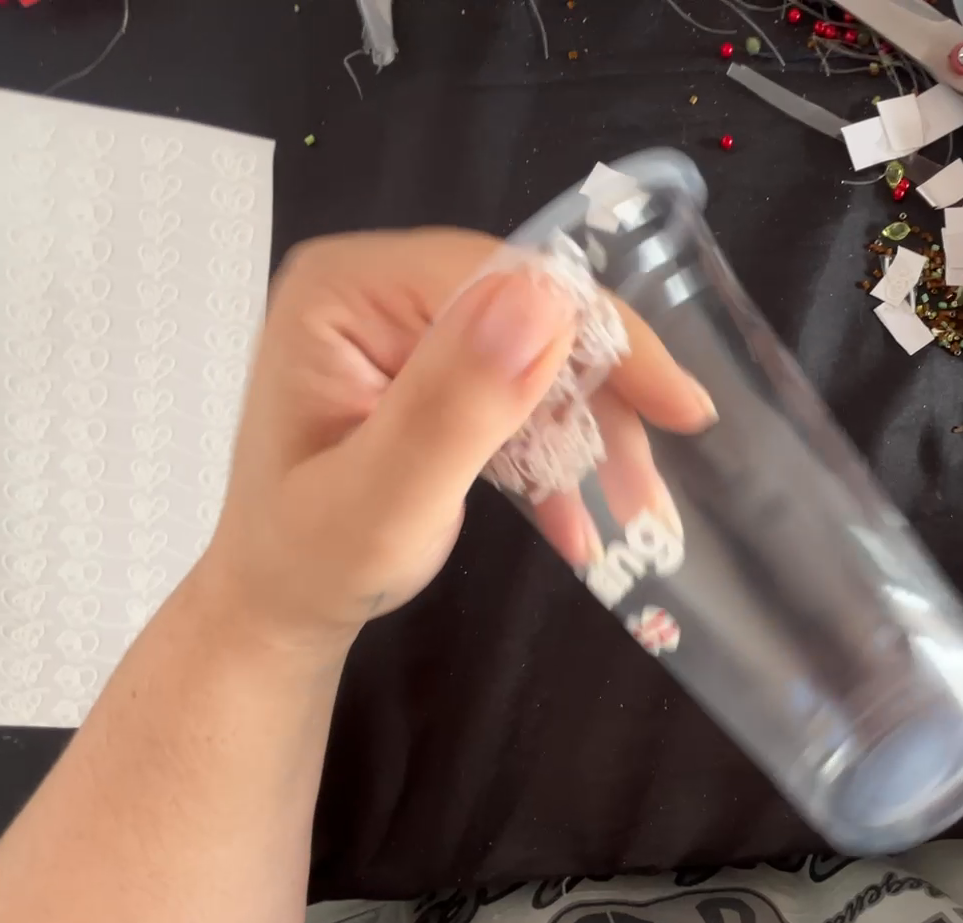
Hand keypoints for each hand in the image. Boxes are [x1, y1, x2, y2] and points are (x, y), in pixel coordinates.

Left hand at [195, 229, 712, 652]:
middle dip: (605, 406)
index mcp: (352, 290)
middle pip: (535, 319)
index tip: (678, 408)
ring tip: (635, 523)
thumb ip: (455, 405)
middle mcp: (387, 295)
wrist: (284, 605)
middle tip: (658, 485)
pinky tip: (581, 527)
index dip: (602, 335)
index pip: (506, 278)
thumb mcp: (383, 498)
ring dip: (594, 445)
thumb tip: (546, 304)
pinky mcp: (441, 380)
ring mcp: (416, 338)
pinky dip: (561, 463)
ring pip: (543, 366)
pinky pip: (525, 403)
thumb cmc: (312, 562)